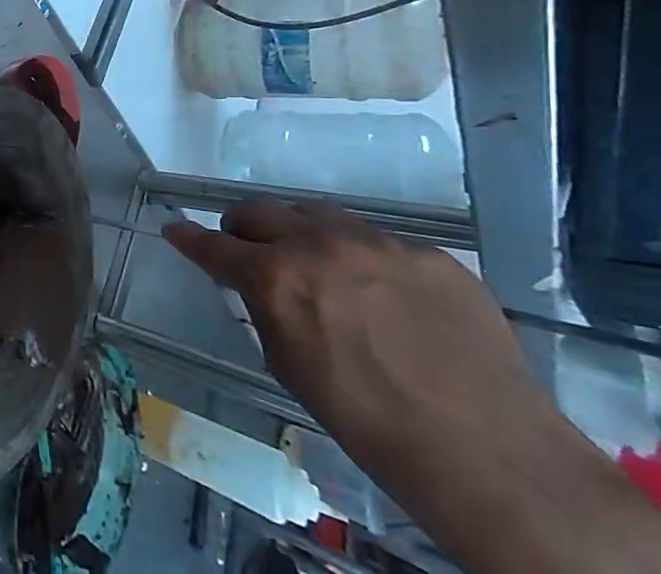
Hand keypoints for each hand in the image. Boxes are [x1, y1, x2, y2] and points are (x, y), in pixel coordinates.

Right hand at [165, 201, 660, 573]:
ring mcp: (380, 242)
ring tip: (314, 264)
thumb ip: (267, 312)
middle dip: (243, 228)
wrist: (485, 449)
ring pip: (320, 215)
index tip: (174, 227)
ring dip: (301, 232)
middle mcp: (322, 244)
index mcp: (278, 277)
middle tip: (246, 249)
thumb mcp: (291, 368)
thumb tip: (261, 290)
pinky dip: (361, 257)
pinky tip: (384, 296)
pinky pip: (378, 241)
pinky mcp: (429, 252)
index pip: (215, 246)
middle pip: (262, 211)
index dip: (189, 237)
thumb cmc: (368, 422)